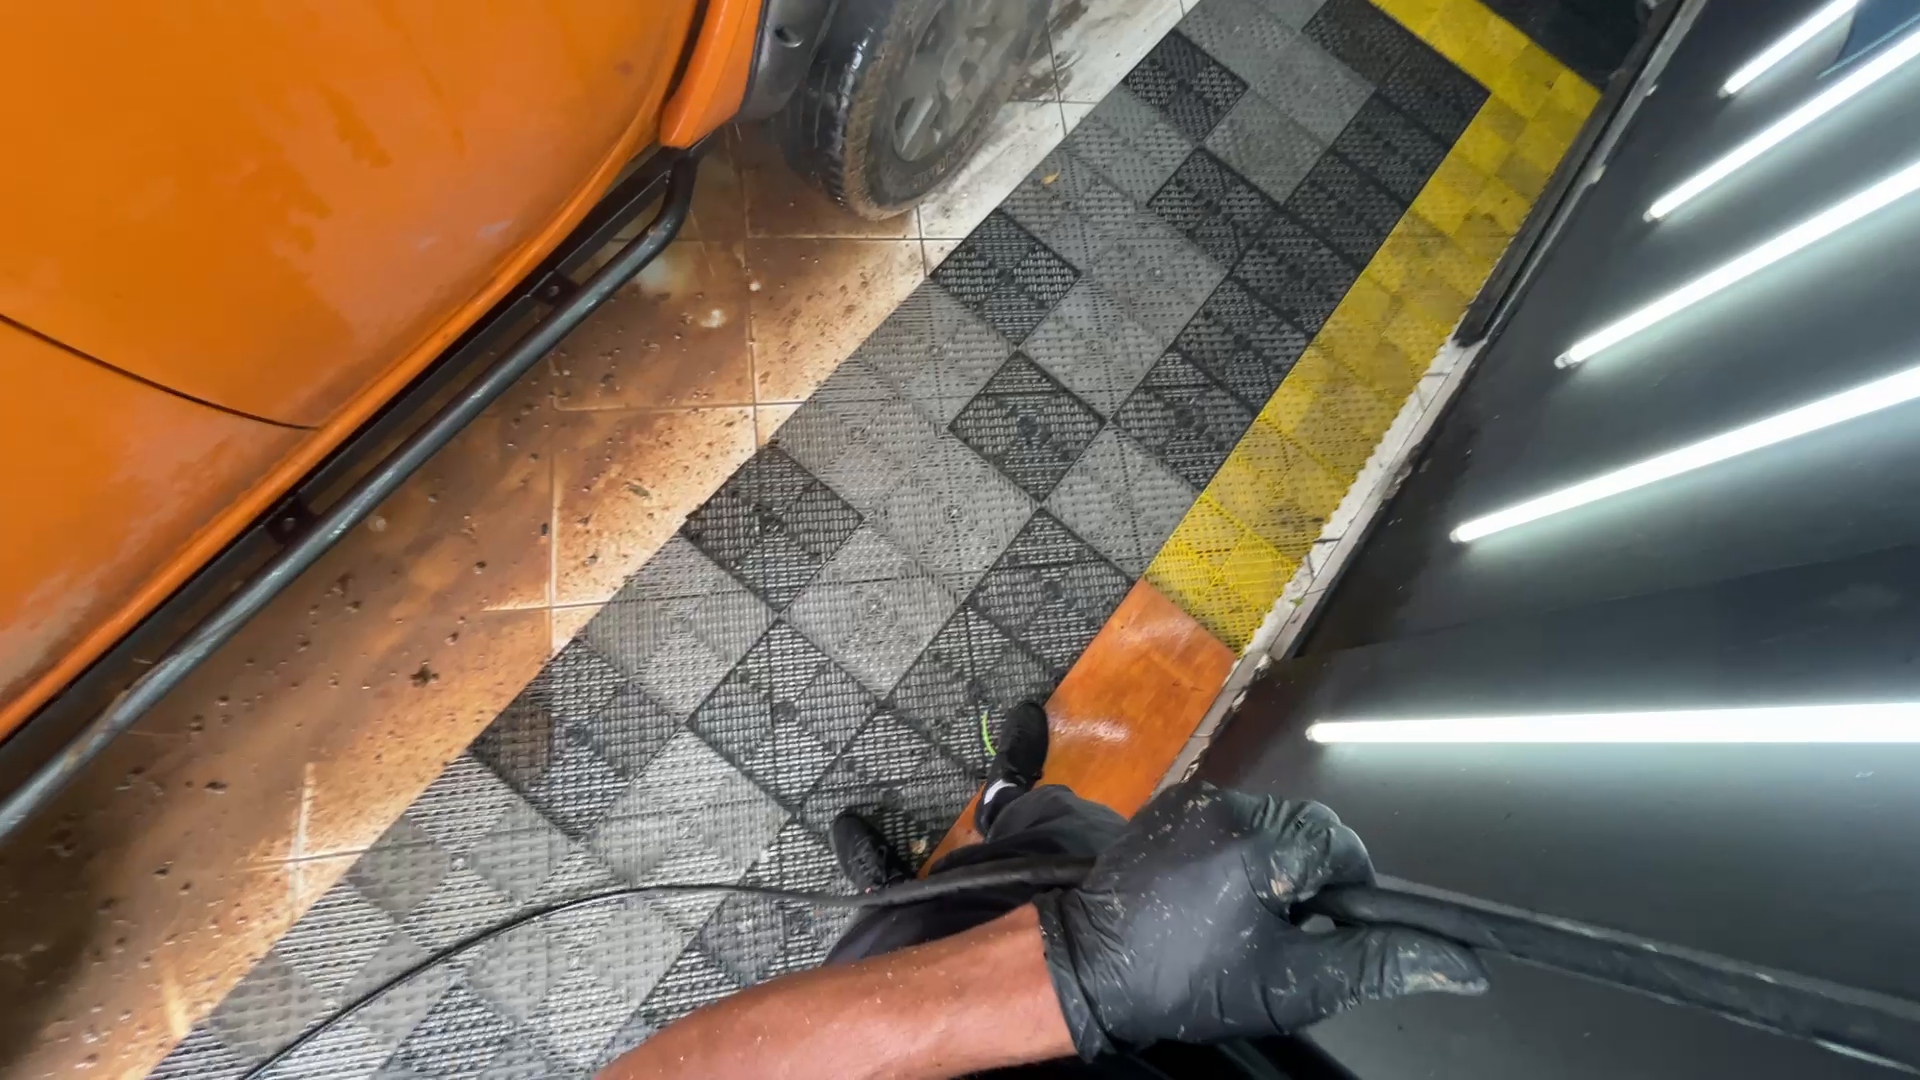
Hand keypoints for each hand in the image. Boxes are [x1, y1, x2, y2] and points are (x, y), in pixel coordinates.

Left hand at [1033, 780, 1487, 1058]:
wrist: (1095, 964)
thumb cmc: (1192, 980)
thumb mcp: (1292, 983)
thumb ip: (1376, 963)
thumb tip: (1462, 963)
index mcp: (1260, 841)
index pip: (1341, 842)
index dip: (1352, 885)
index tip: (1333, 924)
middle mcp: (1225, 803)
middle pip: (1305, 823)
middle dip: (1312, 869)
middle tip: (1290, 923)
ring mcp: (1191, 797)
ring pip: (1268, 816)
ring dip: (1275, 854)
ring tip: (1250, 908)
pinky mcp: (1168, 801)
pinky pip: (1227, 813)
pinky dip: (1237, 842)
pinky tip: (1217, 885)